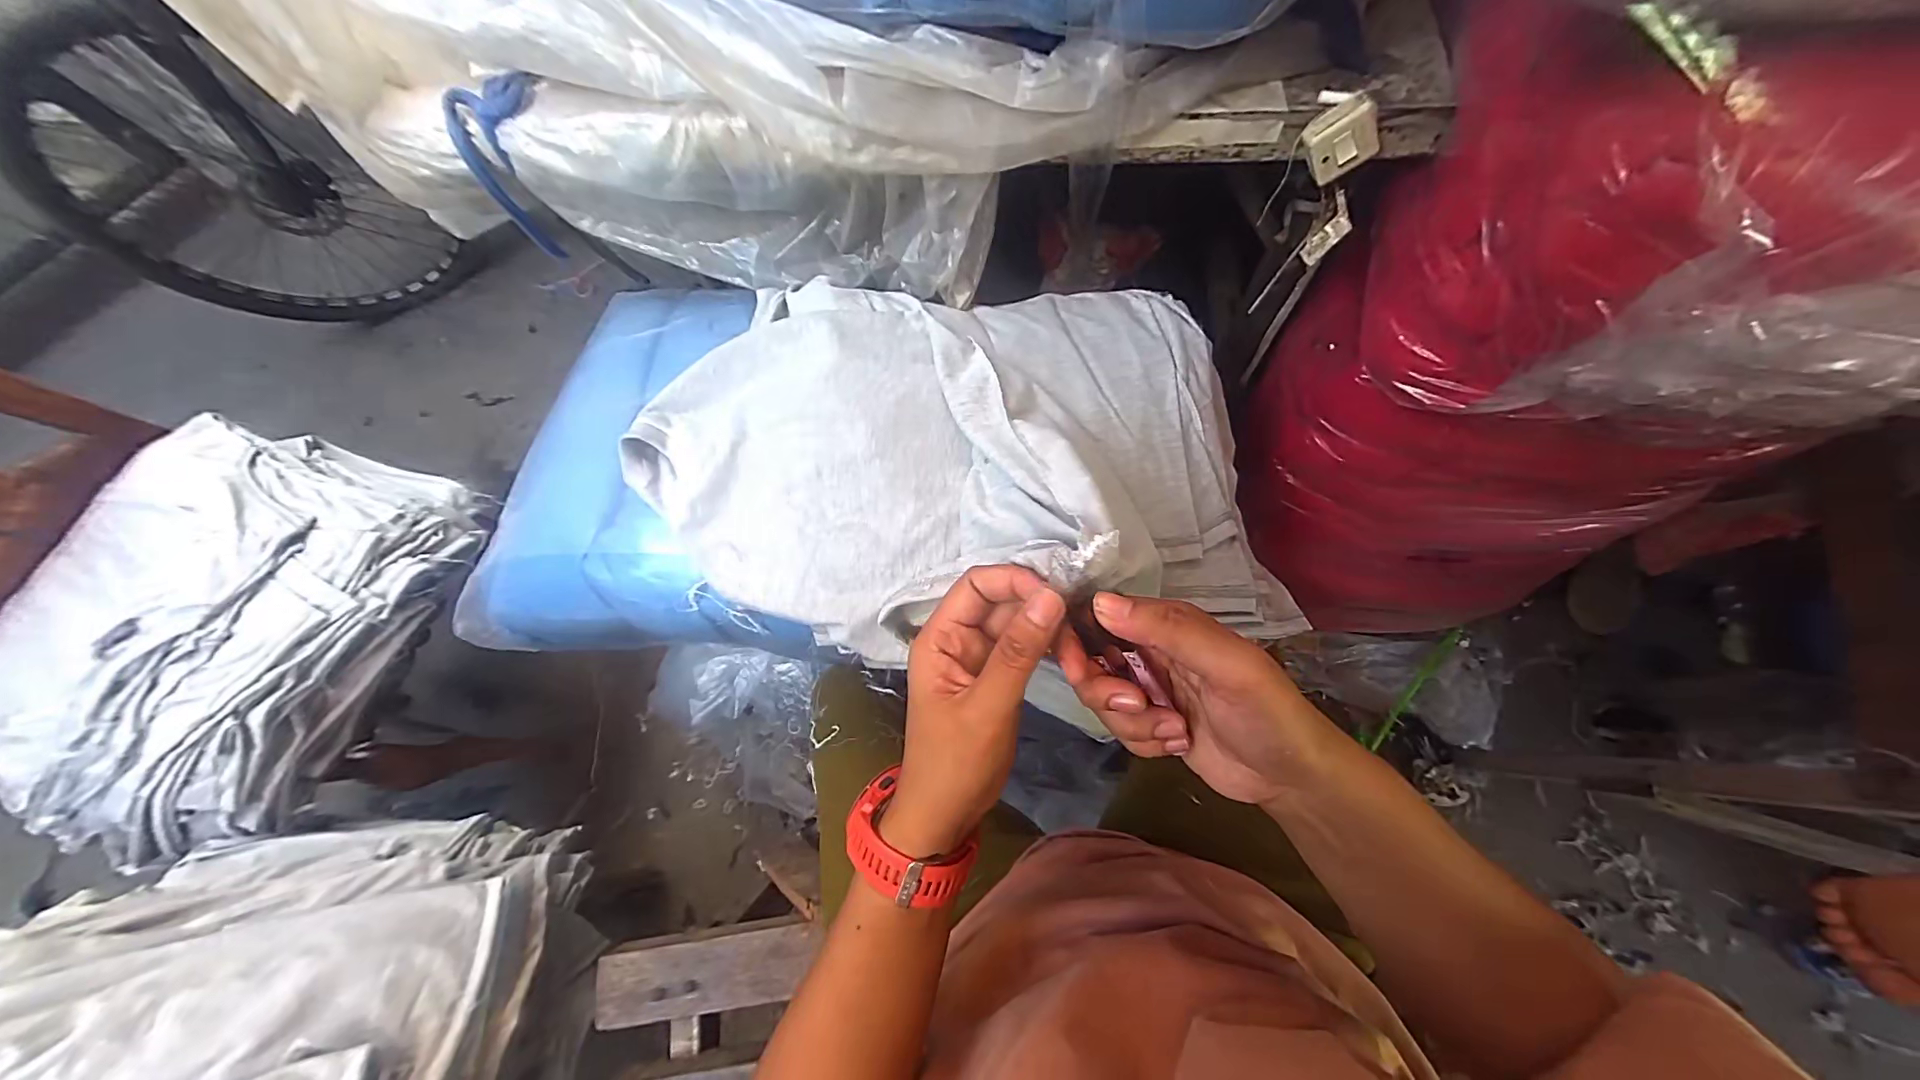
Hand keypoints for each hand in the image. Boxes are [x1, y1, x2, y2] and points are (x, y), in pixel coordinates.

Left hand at [883, 565, 1066, 857]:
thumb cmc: (955, 763)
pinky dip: (1045, 646)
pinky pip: (1022, 646)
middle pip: (1000, 600)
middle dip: (1038, 605)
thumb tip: (1050, 596)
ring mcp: (977, 657)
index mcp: (940, 637)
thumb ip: (1018, 652)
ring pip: (1016, 622)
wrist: (945, 814)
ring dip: (1046, 626)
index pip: (976, 585)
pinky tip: (1070, 653)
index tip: (1056, 594)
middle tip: (1077, 625)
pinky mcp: (995, 675)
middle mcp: (956, 638)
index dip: (1014, 580)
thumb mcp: (987, 706)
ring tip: (1078, 644)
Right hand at [1058, 593, 1335, 803]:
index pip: (1102, 616)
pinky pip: (1119, 731)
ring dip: (1134, 723)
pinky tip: (1180, 743)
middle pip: (1091, 663)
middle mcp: (1150, 652)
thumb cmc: (1267, 710)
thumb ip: (1167, 630)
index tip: (1077, 664)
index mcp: (1165, 625)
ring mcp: (1149, 690)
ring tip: (1177, 730)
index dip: (1078, 635)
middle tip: (1136, 705)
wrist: (1291, 777)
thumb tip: (1101, 602)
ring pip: (1103, 702)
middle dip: (1105, 691)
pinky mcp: (1150, 725)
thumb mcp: (1225, 664)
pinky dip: (1145, 742)